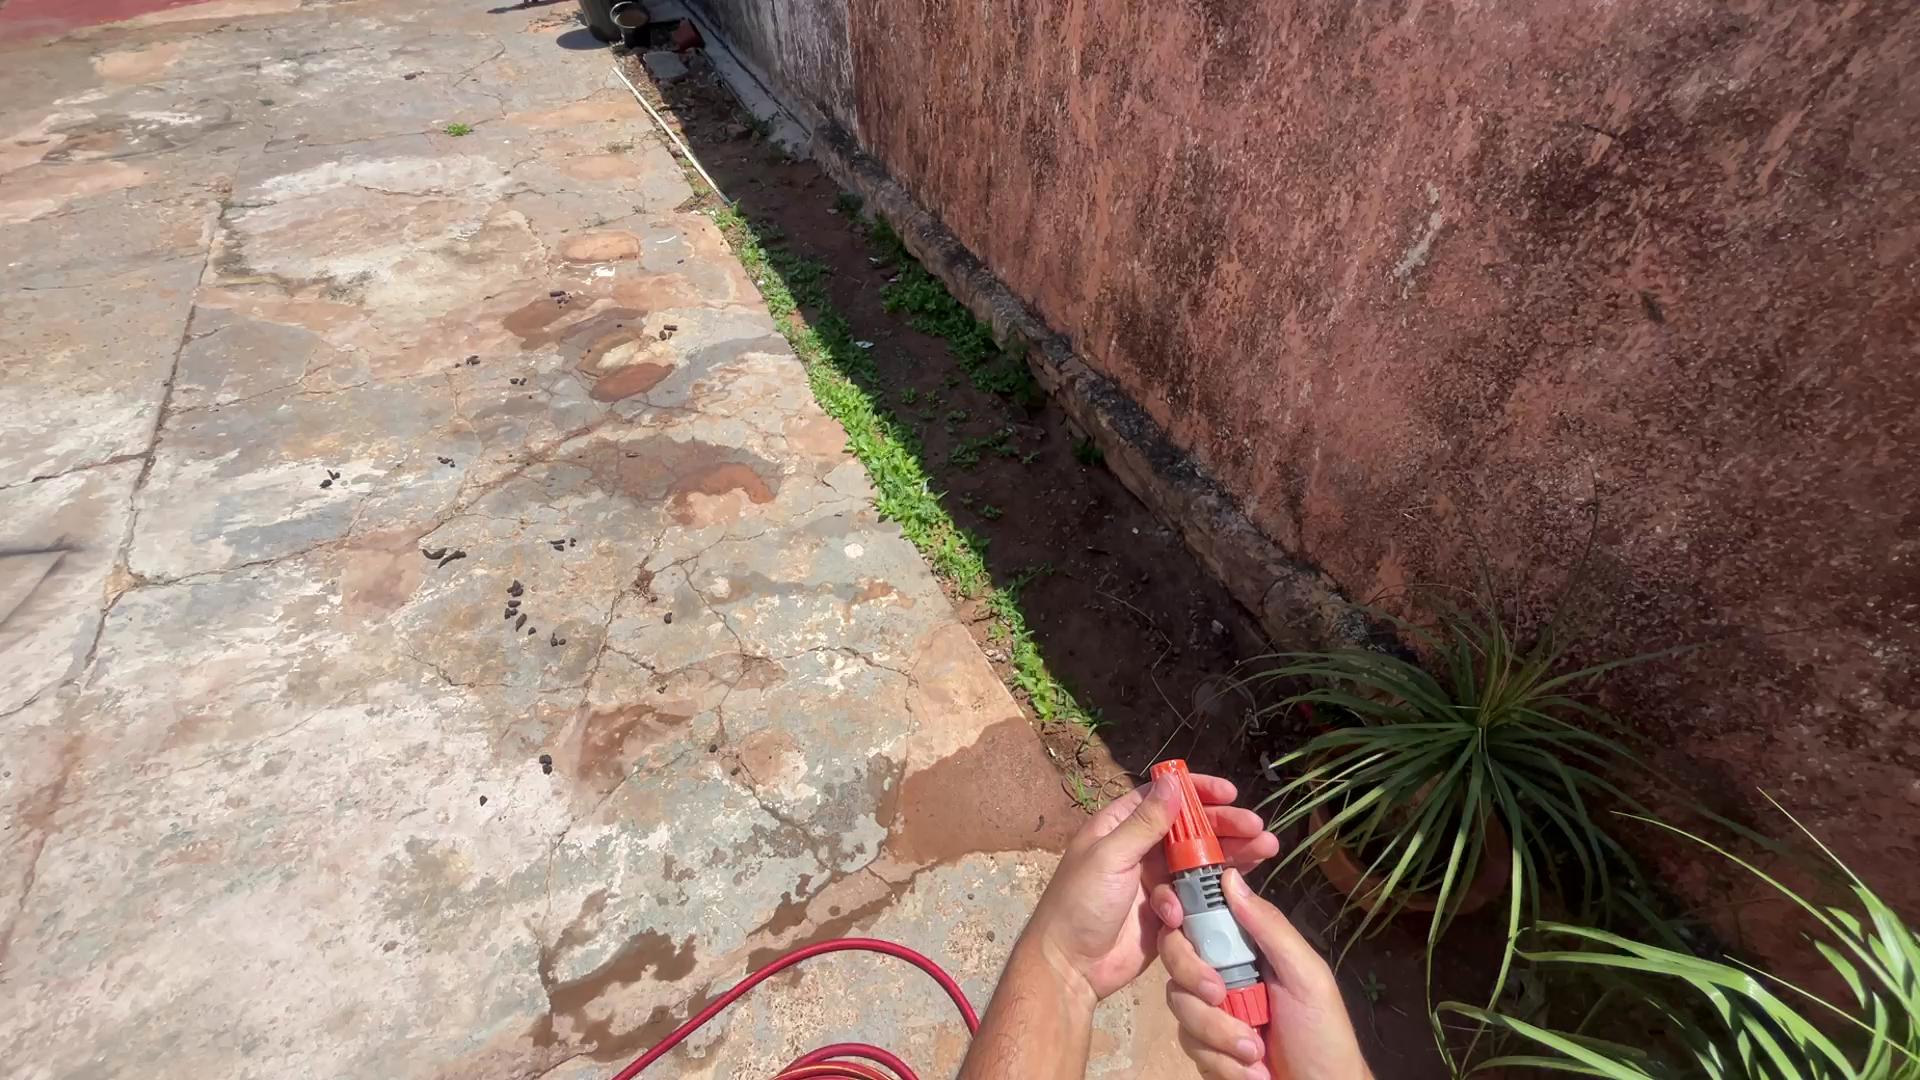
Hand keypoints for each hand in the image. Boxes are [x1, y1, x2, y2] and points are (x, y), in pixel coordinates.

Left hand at [1018, 771, 1278, 1003]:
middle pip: (1190, 829)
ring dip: (1231, 854)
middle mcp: (1141, 848)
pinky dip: (1216, 891)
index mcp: (1120, 826)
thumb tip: (1171, 782)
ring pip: (1200, 860)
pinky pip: (1199, 895)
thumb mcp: (1111, 856)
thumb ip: (1144, 823)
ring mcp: (1156, 880)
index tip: (1229, 792)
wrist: (1070, 965)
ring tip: (1266, 848)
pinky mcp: (1168, 911)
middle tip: (1257, 827)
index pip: (1163, 798)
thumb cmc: (1080, 902)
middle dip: (1224, 825)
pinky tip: (1235, 888)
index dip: (1197, 792)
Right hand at [1154, 868, 1371, 1079]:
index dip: (1176, 910)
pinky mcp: (1202, 1045)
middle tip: (1221, 997)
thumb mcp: (1306, 977)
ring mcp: (1207, 1008)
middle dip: (1195, 979)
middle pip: (1175, 954)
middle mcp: (1219, 969)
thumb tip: (1229, 877)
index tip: (1175, 919)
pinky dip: (1219, 1061)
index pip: (1196, 913)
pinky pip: (1187, 1041)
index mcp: (1243, 945)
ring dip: (1216, 1032)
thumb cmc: (1323, 1036)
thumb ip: (1270, 928)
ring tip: (1254, 1053)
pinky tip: (1248, 1073)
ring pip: (1178, 1001)